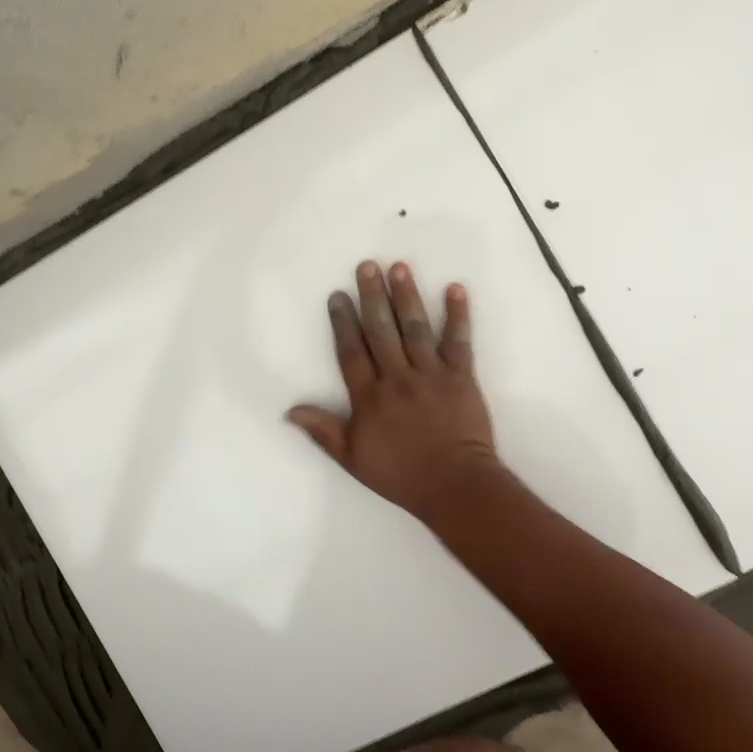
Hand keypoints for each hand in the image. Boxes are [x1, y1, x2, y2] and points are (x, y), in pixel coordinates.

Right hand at [287, 260, 506, 523]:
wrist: (455, 486)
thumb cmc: (401, 475)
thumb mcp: (353, 458)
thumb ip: (323, 431)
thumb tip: (290, 411)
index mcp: (369, 397)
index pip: (352, 351)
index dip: (343, 322)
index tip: (338, 295)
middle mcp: (397, 378)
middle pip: (382, 330)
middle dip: (373, 296)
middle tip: (367, 266)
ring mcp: (431, 375)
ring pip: (416, 328)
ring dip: (407, 296)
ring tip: (400, 267)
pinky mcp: (462, 377)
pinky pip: (459, 341)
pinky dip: (458, 315)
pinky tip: (455, 289)